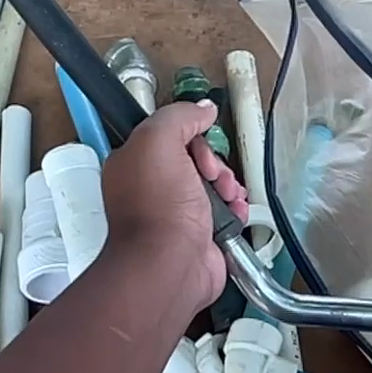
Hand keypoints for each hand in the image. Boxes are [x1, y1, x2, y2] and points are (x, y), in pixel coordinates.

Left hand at [99, 100, 247, 312]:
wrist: (171, 263)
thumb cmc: (157, 208)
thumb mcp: (159, 140)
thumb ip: (179, 117)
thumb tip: (202, 109)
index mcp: (135, 164)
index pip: (169, 136)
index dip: (190, 136)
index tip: (196, 145)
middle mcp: (153, 188)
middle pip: (196, 159)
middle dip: (214, 163)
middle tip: (212, 175)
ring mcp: (177, 213)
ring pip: (214, 185)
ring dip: (228, 186)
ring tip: (228, 196)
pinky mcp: (200, 234)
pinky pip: (226, 212)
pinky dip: (236, 210)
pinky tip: (235, 212)